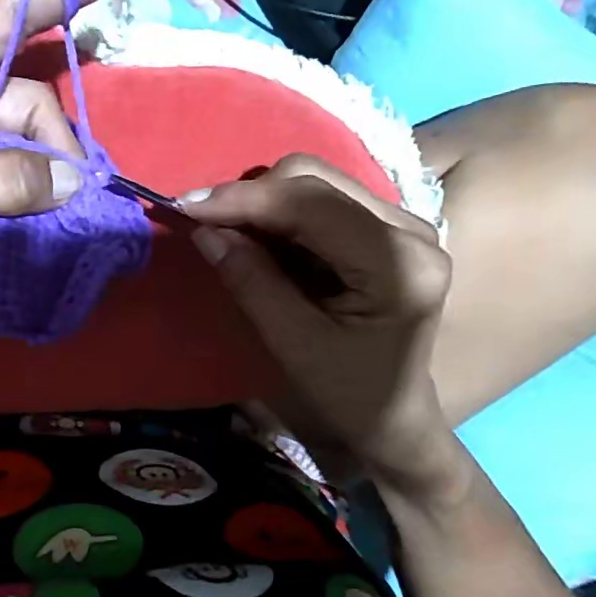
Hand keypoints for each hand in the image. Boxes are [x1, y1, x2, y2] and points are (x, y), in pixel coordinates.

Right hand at [183, 154, 459, 494]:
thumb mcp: (292, 344)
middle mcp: (410, 229)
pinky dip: (275, 212)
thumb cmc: (345, 393)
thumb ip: (250, 280)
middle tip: (202, 223)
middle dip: (250, 195)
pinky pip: (317, 198)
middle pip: (314, 178)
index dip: (244, 199)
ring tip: (225, 232)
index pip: (312, 205)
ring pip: (313, 180)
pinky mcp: (381, 228)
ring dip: (260, 201)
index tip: (185, 208)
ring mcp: (399, 224)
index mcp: (399, 263)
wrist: (390, 419)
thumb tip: (203, 229)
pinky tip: (255, 238)